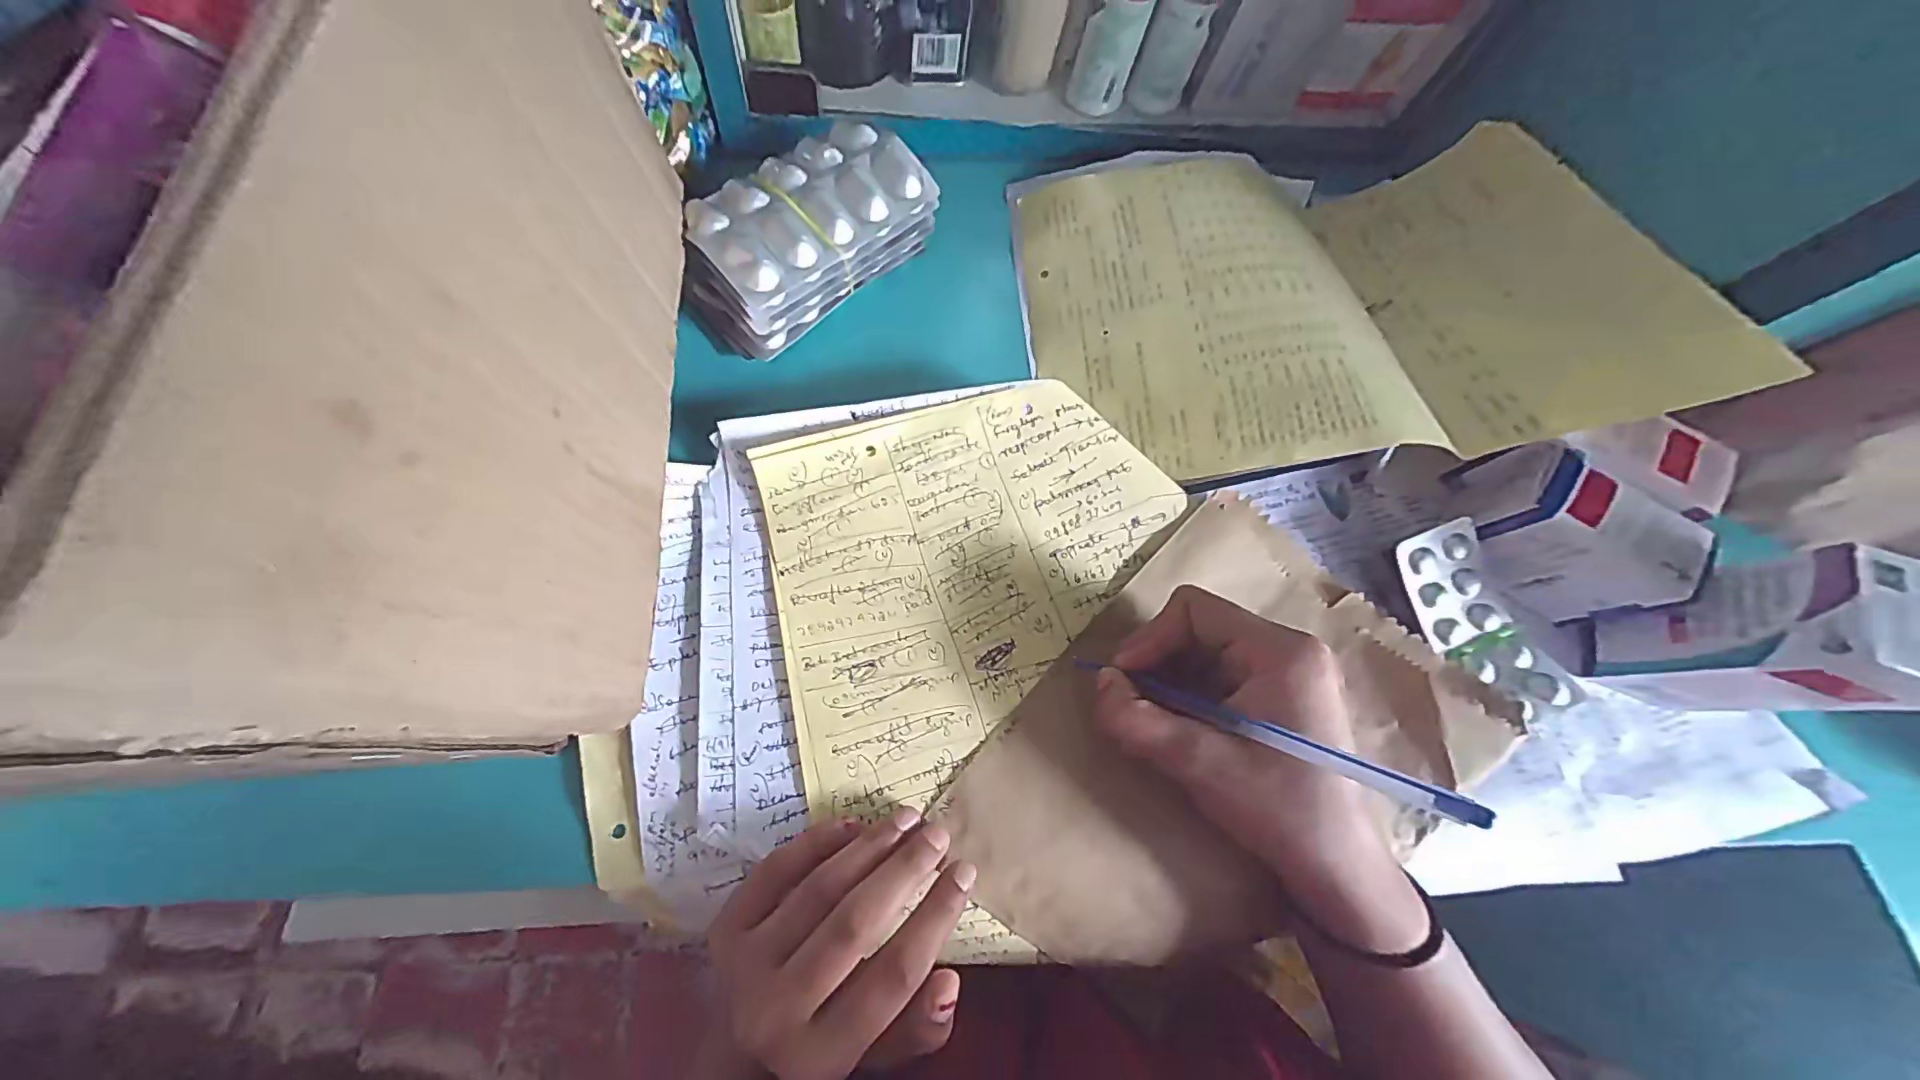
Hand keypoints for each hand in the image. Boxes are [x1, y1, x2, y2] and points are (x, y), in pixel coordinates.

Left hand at [695, 810, 975, 1079]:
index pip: (894, 975)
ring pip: (819, 890)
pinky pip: (776, 870)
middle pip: (855, 924)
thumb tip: (951, 980)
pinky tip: (853, 825)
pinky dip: (817, 841)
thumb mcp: (866, 1058)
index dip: (936, 917)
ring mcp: (744, 965)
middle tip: (938, 834)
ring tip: (906, 819)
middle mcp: (778, 1009)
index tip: (964, 871)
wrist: (726, 1058)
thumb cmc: (812, 1049)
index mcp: (822, 1053)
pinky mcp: (724, 930)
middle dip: (905, 870)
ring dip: (869, 847)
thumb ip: (913, 1029)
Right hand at [1092, 585, 1425, 950]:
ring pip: (1206, 653)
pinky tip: (1179, 729)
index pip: (1193, 610)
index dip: (1149, 638)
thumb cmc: (1276, 808)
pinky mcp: (1283, 698)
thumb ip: (1135, 719)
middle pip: (1198, 628)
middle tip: (1131, 702)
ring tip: (1152, 719)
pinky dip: (1189, 696)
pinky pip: (1221, 676)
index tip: (1123, 678)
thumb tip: (1100, 681)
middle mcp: (1289, 650)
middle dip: (1157, 662)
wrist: (1337, 870)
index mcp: (1279, 651)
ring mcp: (1290, 673)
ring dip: (1170, 681)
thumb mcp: (1196, 762)